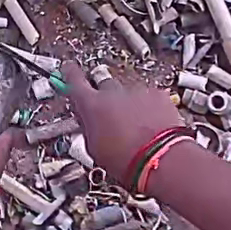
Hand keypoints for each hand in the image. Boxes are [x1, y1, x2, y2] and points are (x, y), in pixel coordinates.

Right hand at [61, 61, 185, 187]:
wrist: (162, 160)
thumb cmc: (127, 160)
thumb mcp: (95, 149)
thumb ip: (88, 128)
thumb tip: (88, 124)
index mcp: (91, 105)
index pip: (74, 79)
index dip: (70, 73)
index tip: (68, 69)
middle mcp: (112, 92)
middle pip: (103, 85)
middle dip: (105, 96)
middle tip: (110, 114)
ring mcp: (136, 91)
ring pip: (128, 92)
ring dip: (129, 104)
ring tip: (135, 127)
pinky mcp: (157, 94)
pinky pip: (149, 96)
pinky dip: (149, 107)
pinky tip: (151, 124)